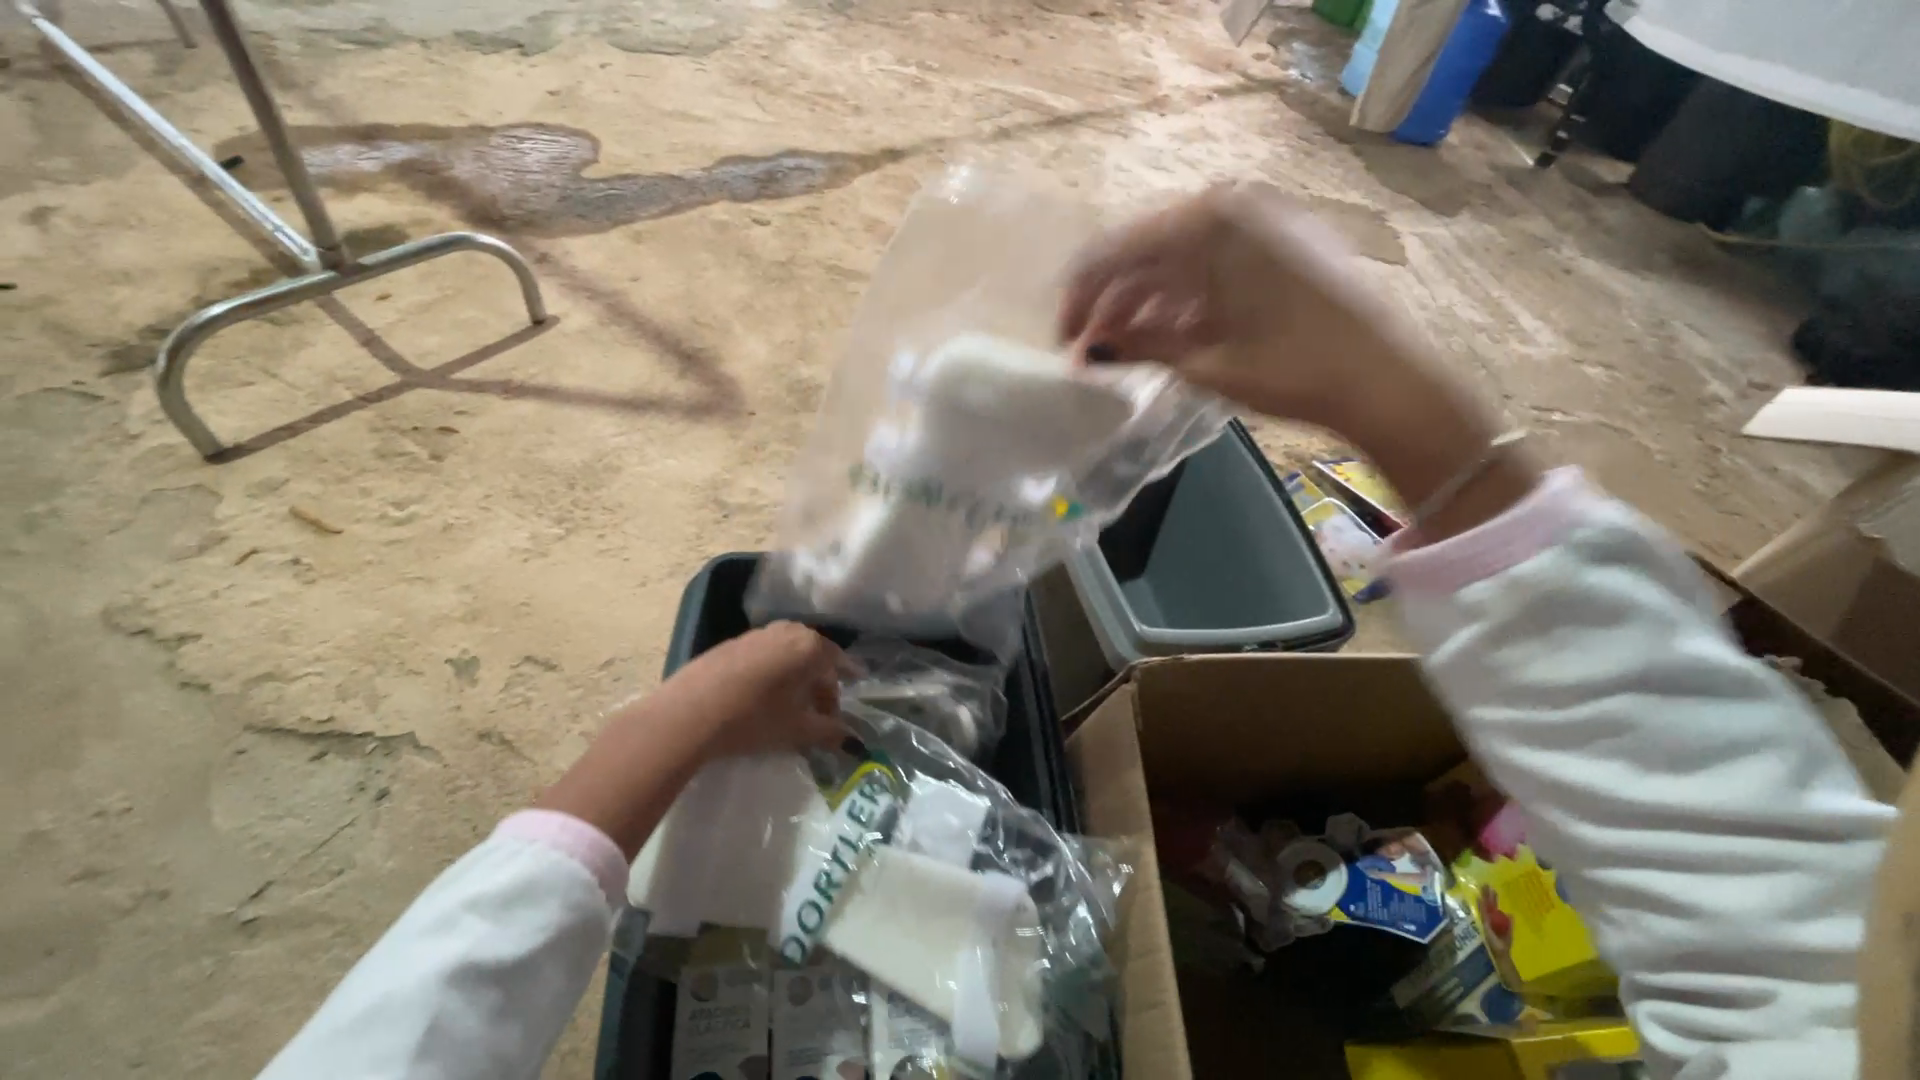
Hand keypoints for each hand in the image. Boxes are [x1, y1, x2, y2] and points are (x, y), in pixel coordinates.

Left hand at [637, 621, 848, 759]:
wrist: (690, 712)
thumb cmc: (755, 718)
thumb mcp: (798, 730)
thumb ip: (831, 732)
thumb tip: (852, 740)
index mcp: (811, 646)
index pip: (838, 665)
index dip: (841, 692)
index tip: (840, 711)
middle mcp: (788, 631)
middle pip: (813, 656)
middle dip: (818, 683)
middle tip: (818, 711)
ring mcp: (757, 634)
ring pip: (787, 654)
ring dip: (794, 677)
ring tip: (789, 704)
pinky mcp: (731, 643)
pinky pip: (763, 655)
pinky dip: (770, 673)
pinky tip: (760, 697)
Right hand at [1060, 184, 1538, 540]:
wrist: (1387, 380)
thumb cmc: (1292, 372)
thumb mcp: (1204, 363)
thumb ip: (1137, 345)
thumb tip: (1089, 350)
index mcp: (1207, 224)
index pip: (1115, 252)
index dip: (1080, 299)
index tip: (1062, 341)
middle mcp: (1230, 205)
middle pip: (1143, 251)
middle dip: (1110, 302)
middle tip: (1090, 351)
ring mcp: (1260, 218)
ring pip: (1176, 257)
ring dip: (1143, 302)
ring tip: (1122, 350)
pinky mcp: (1280, 239)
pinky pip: (1211, 261)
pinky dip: (1182, 296)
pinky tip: (1166, 333)